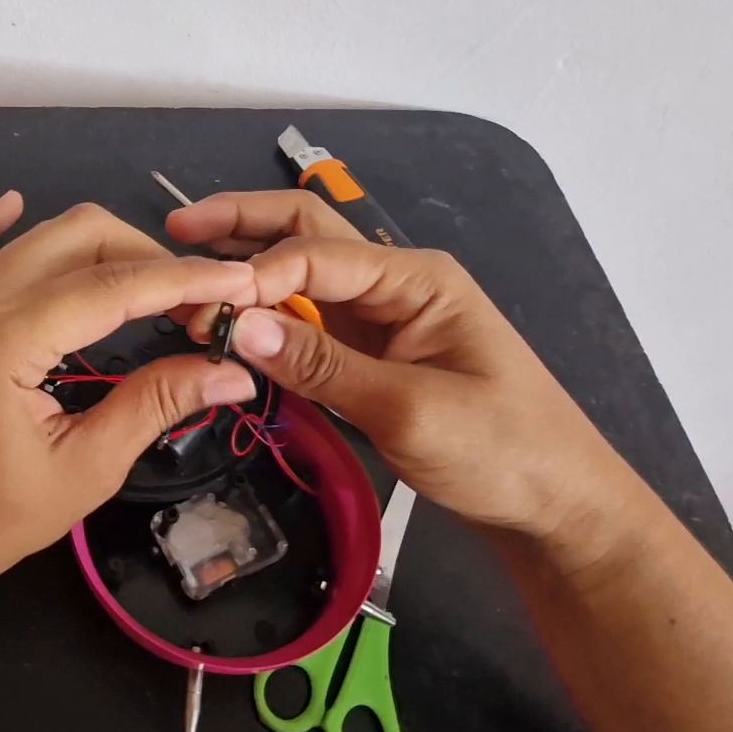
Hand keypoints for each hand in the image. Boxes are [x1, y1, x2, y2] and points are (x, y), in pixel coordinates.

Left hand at [0, 193, 260, 597]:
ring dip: (105, 246)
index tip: (240, 282)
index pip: (113, 287)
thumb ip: (157, 404)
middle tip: (198, 303)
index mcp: (5, 342)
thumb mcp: (88, 467)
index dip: (184, 281)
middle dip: (150, 259)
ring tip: (156, 284)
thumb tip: (234, 373)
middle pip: (81, 238)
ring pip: (41, 236)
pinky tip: (15, 204)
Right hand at [167, 190, 636, 541]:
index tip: (207, 307)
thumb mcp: (410, 409)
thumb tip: (239, 325)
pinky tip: (228, 315)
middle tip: (177, 233)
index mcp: (414, 277)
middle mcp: (391, 282)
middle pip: (306, 233)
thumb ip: (321, 364)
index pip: (316, 253)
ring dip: (246, 265)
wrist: (554, 505)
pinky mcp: (364, 349)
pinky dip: (262, 310)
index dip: (256, 272)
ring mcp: (376, 315)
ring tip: (186, 268)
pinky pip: (304, 317)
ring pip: (299, 271)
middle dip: (242, 226)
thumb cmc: (502, 450)